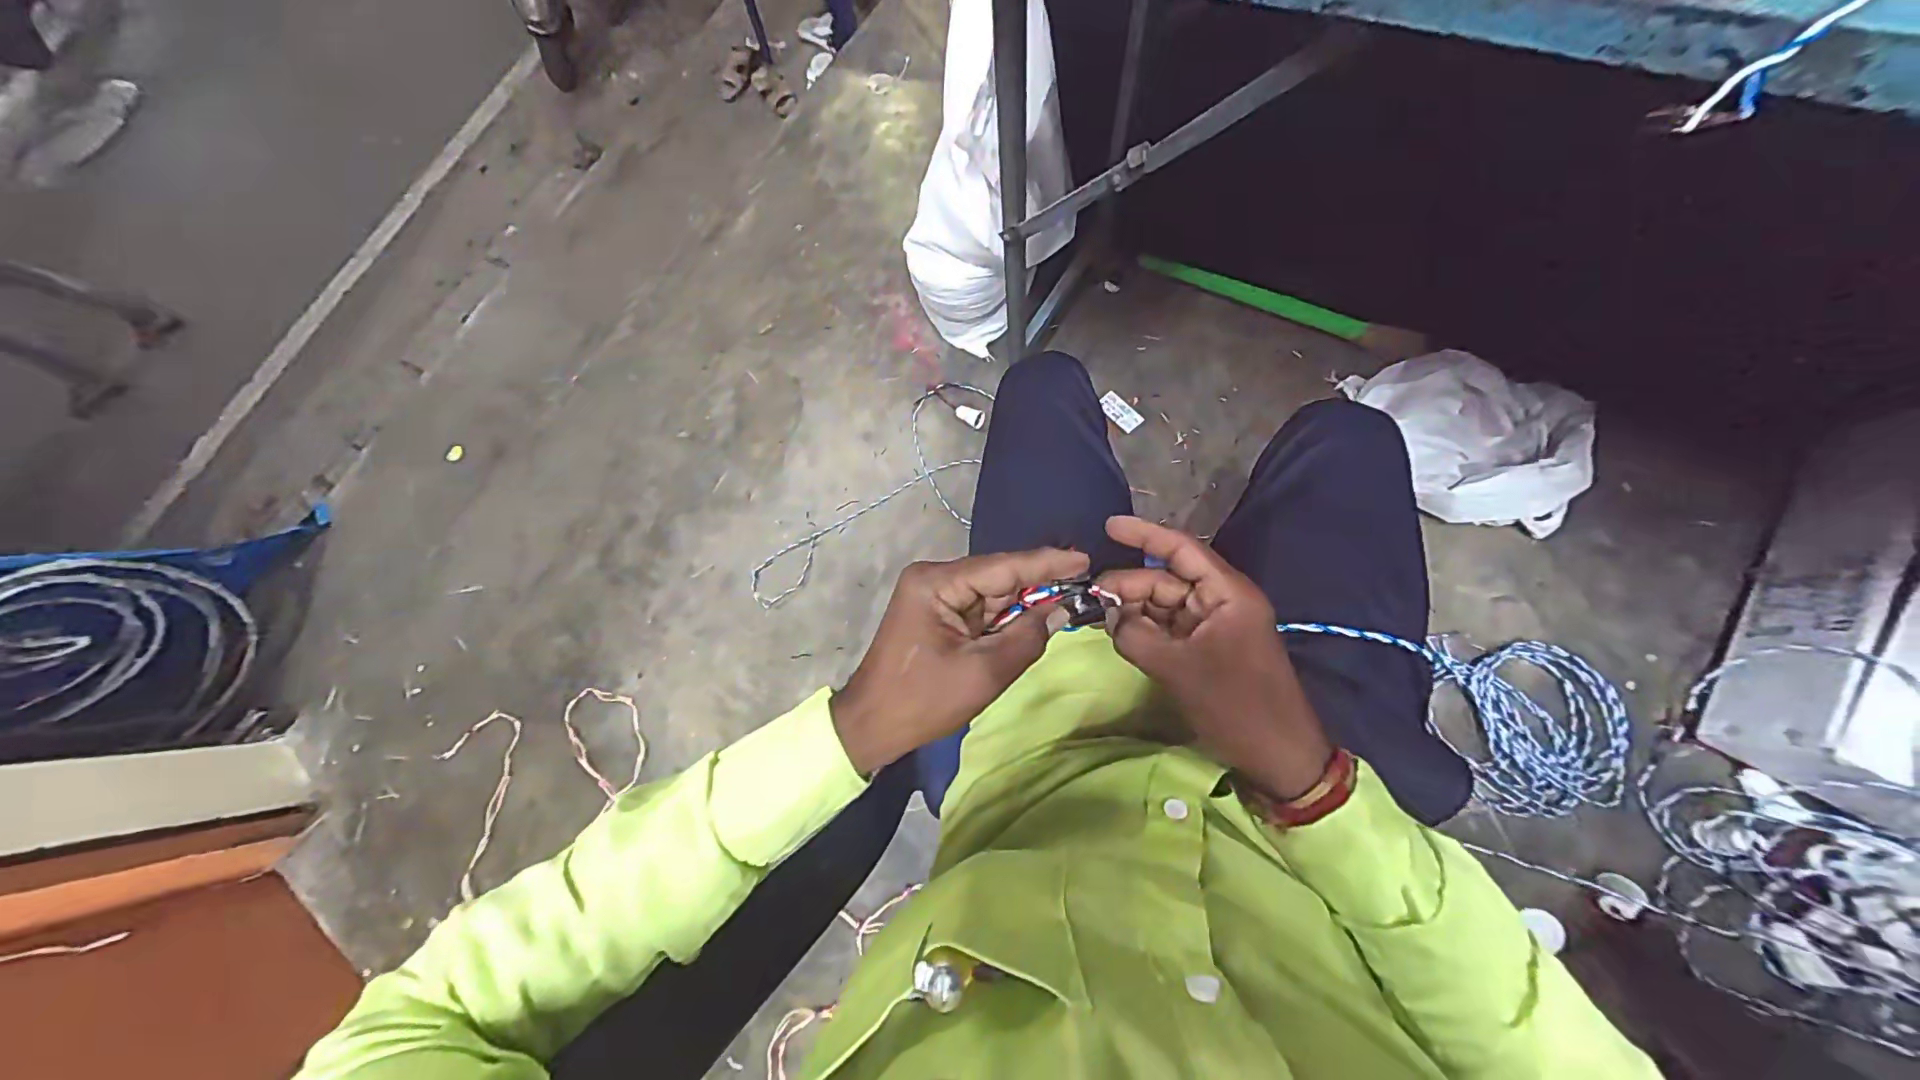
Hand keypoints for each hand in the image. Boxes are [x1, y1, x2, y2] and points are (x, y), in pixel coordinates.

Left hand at [832, 548, 1090, 774]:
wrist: (870, 725)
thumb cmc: (923, 700)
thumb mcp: (983, 673)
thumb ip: (1026, 637)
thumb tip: (1061, 609)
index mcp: (936, 583)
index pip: (1003, 566)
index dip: (1047, 563)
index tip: (1085, 559)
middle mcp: (933, 578)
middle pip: (998, 577)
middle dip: (1039, 584)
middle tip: (1086, 584)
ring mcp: (932, 594)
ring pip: (991, 593)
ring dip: (1024, 602)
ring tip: (1069, 599)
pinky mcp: (936, 612)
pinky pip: (980, 608)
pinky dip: (1006, 617)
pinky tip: (1034, 617)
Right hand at [1096, 516, 1334, 798]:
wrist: (1278, 755)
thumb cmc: (1236, 705)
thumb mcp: (1177, 668)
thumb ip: (1135, 635)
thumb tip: (1108, 615)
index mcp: (1226, 593)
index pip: (1181, 550)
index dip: (1144, 535)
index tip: (1108, 526)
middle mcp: (1220, 600)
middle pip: (1165, 579)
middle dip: (1129, 585)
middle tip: (1092, 600)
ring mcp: (1213, 624)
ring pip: (1163, 604)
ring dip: (1133, 609)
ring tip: (1102, 619)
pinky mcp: (1207, 647)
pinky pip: (1169, 626)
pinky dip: (1145, 628)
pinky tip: (1121, 633)